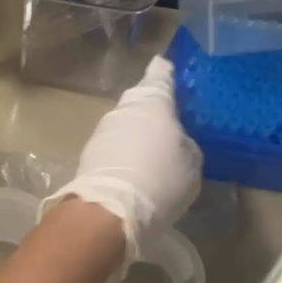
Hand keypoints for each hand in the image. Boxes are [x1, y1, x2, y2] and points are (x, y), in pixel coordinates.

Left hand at [46, 56, 202, 261]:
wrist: (110, 211)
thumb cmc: (161, 178)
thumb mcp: (192, 162)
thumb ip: (185, 142)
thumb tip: (177, 140)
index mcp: (153, 100)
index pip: (160, 71)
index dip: (168, 72)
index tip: (175, 76)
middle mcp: (125, 107)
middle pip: (142, 100)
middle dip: (155, 111)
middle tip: (172, 127)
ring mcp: (104, 129)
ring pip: (127, 123)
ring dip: (138, 135)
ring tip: (154, 157)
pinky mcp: (89, 153)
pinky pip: (114, 146)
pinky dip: (124, 154)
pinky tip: (136, 173)